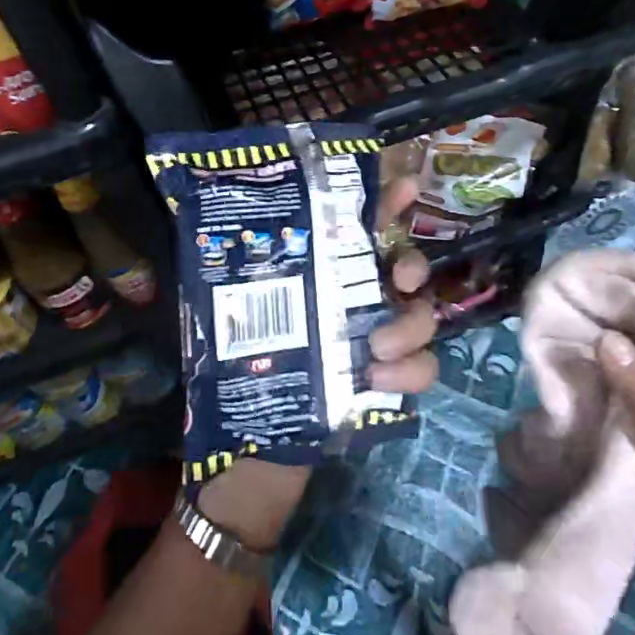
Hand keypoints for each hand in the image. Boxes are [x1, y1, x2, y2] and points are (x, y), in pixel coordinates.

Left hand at [198, 176, 439, 549]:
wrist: (251, 451)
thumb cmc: (234, 374)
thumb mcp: (225, 313)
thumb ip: (231, 272)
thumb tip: (213, 219)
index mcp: (318, 277)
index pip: (356, 231)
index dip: (384, 204)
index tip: (406, 184)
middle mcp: (354, 302)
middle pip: (404, 268)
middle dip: (411, 266)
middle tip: (400, 279)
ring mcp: (376, 342)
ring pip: (421, 317)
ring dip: (409, 327)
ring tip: (374, 350)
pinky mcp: (388, 382)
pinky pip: (421, 368)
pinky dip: (409, 371)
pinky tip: (376, 380)